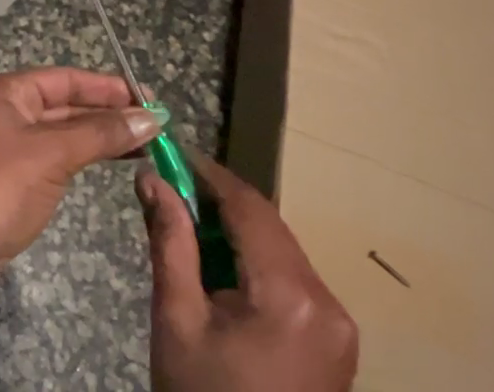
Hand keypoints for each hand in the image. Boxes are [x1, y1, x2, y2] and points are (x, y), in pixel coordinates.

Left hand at [0, 68, 160, 287]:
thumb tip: (149, 117)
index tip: (150, 98)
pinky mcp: (15, 173)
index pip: (65, 79)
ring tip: (148, 142)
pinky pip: (58, 154)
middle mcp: (6, 110)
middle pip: (66, 103)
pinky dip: (86, 154)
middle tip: (158, 124)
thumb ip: (100, 133)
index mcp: (5, 93)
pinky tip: (116, 159)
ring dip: (102, 135)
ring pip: (64, 130)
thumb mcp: (51, 154)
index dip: (108, 87)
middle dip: (109, 112)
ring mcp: (9, 143)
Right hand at [139, 158, 357, 391]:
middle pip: (270, 227)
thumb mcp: (177, 317)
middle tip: (171, 190)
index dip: (210, 175)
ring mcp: (340, 324)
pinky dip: (256, 263)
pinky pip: (294, 279)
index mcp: (291, 296)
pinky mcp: (337, 340)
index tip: (172, 154)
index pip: (250, 209)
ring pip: (282, 250)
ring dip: (238, 232)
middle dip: (221, 204)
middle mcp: (329, 301)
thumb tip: (153, 178)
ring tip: (189, 229)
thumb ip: (170, 242)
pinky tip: (222, 270)